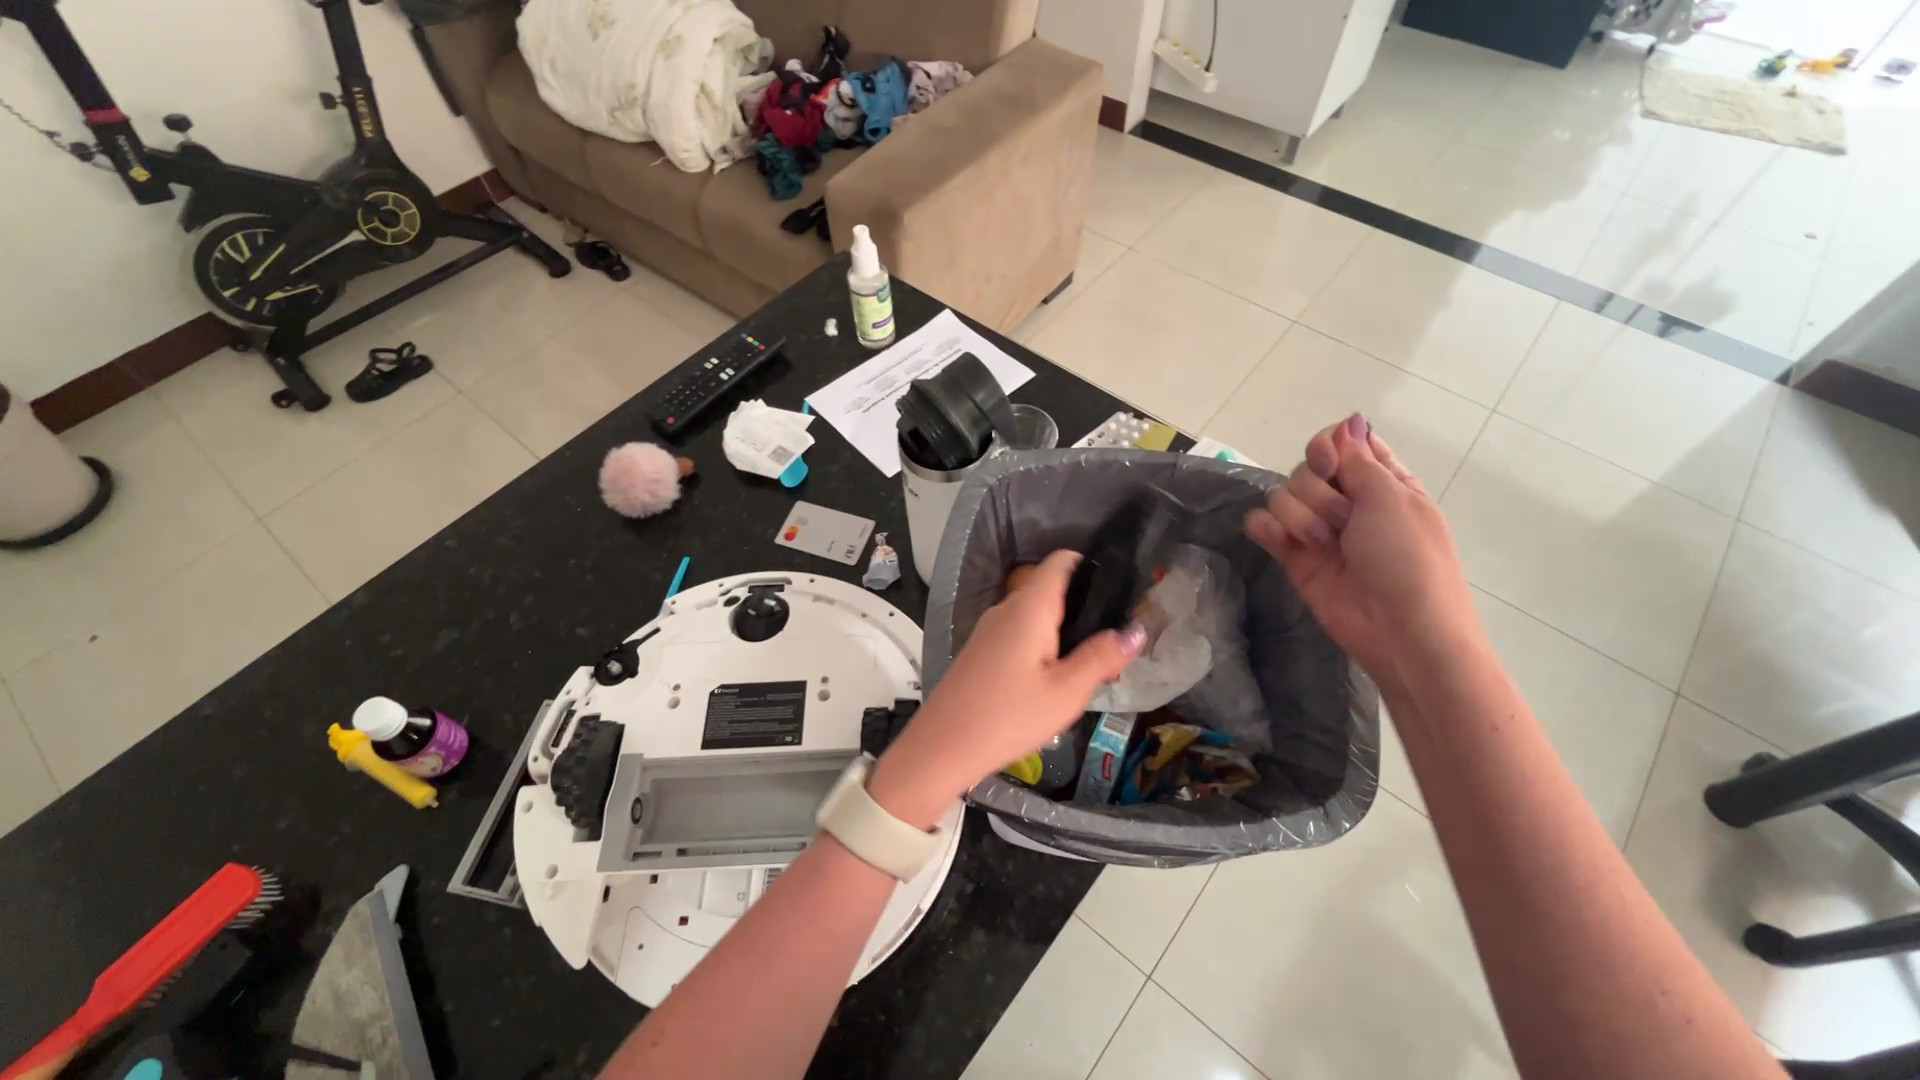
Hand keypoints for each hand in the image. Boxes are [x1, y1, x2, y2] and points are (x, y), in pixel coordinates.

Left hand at [867, 550, 1145, 826]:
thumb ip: (1102, 657)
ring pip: (1037, 616)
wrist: (942, 748)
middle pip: (1052, 589)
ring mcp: (989, 630)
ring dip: (1066, 633)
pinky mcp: (982, 651)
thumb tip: (1137, 629)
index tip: (1121, 591)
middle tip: (1116, 643)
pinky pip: (1020, 635)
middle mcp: (1006, 609)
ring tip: (1095, 667)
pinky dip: (1044, 647)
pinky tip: (1057, 681)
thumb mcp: (1066, 692)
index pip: (1062, 561)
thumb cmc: (1008, 717)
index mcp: (1029, 608)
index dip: (1093, 566)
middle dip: (1086, 609)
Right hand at [1245, 413, 1477, 679]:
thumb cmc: (1409, 559)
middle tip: (1342, 519)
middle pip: (1307, 469)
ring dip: (1298, 514)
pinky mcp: (1294, 557)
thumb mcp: (1392, 498)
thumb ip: (1358, 459)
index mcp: (1382, 482)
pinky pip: (1264, 526)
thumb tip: (1348, 420)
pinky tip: (1279, 539)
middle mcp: (1348, 502)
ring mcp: (1319, 530)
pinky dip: (1266, 527)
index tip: (1333, 465)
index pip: (1343, 444)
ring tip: (1321, 543)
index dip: (1330, 447)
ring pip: (1283, 495)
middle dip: (1316, 489)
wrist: (1401, 629)